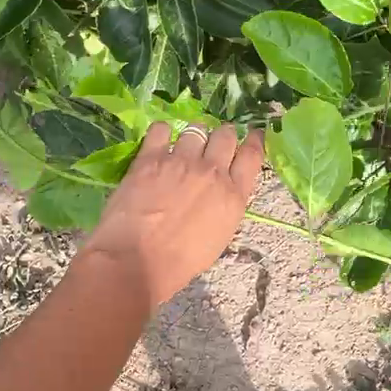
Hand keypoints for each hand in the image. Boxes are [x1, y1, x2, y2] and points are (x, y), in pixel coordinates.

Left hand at [78, 121, 264, 307]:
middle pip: (225, 136)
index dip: (254, 139)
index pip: (252, 155)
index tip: (252, 133)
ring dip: (194, 134)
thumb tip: (222, 189)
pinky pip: (161, 130)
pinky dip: (163, 132)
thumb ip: (226, 204)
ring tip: (186, 143)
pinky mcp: (151, 159)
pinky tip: (160, 140)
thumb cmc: (181, 261)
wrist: (137, 261)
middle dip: (223, 135)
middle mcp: (212, 172)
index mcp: (234, 195)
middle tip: (214, 142)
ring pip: (196, 130)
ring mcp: (182, 162)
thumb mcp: (220, 234)